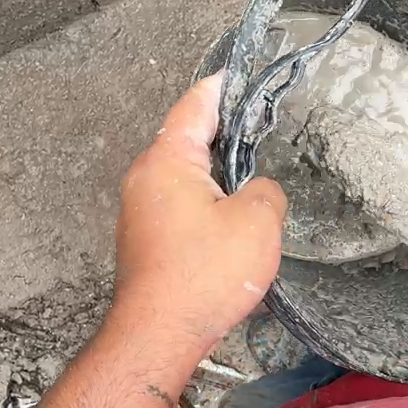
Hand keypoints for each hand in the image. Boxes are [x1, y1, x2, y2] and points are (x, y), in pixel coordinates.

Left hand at [109, 73, 287, 359]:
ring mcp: (139, 212)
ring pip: (183, 178)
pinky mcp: (144, 242)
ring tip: (251, 178)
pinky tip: (228, 224)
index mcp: (168, 160)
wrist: (160, 334)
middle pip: (186, 140)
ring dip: (215, 176)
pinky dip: (204, 205)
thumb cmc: (204, 275)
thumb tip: (259, 191)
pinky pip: (178, 208)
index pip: (195, 105)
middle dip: (223, 134)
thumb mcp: (257, 222)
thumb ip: (268, 190)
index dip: (221, 86)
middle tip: (259, 128)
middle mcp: (145, 179)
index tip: (240, 74)